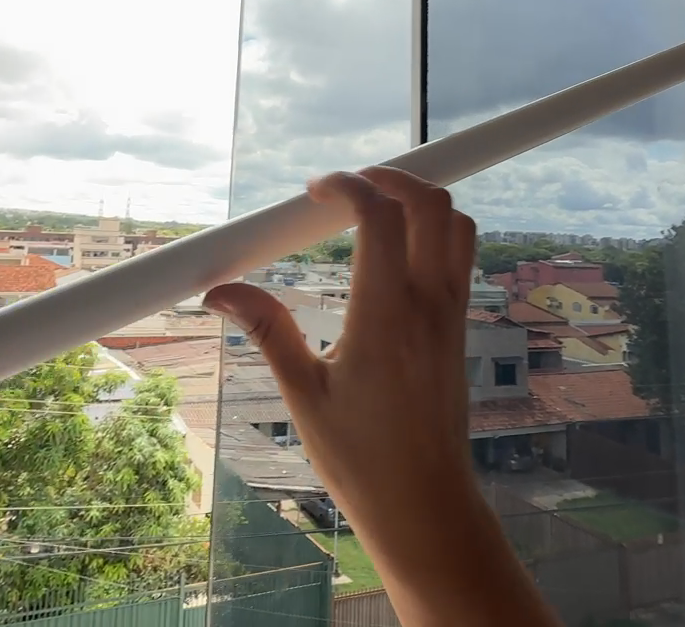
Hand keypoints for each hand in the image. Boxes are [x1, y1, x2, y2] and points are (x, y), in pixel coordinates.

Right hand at [205, 168, 557, 626]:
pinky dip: (436, 229)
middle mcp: (428, 303)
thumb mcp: (303, 393)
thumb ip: (267, 329)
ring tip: (375, 207)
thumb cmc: (362, 458)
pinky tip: (398, 249)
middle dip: (391, 177)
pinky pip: (462, 254)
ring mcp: (452, 312)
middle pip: (431, 203)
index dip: (347, 185)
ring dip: (420, 199)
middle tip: (349, 186)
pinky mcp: (460, 326)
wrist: (426, 507)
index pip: (380, 216)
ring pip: (456, 223)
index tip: (314, 192)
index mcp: (386, 314)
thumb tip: (222, 291)